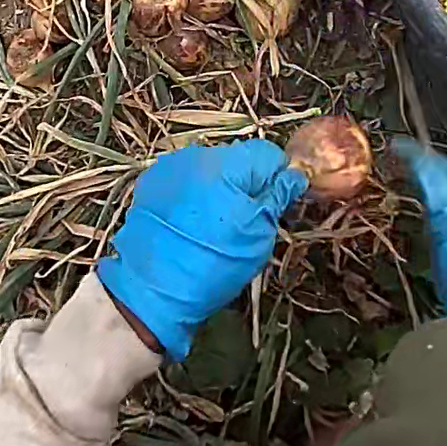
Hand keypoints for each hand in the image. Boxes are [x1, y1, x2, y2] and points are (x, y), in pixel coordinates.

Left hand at [98, 141, 309, 358]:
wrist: (152, 291)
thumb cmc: (214, 264)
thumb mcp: (258, 234)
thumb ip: (278, 197)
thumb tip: (294, 176)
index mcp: (227, 163)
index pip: (268, 153)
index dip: (278, 178)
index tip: (276, 204)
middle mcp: (197, 155)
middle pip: (239, 158)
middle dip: (248, 182)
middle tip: (247, 219)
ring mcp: (171, 166)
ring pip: (213, 168)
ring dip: (221, 187)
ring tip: (215, 223)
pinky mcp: (152, 182)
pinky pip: (187, 178)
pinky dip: (196, 192)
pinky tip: (193, 221)